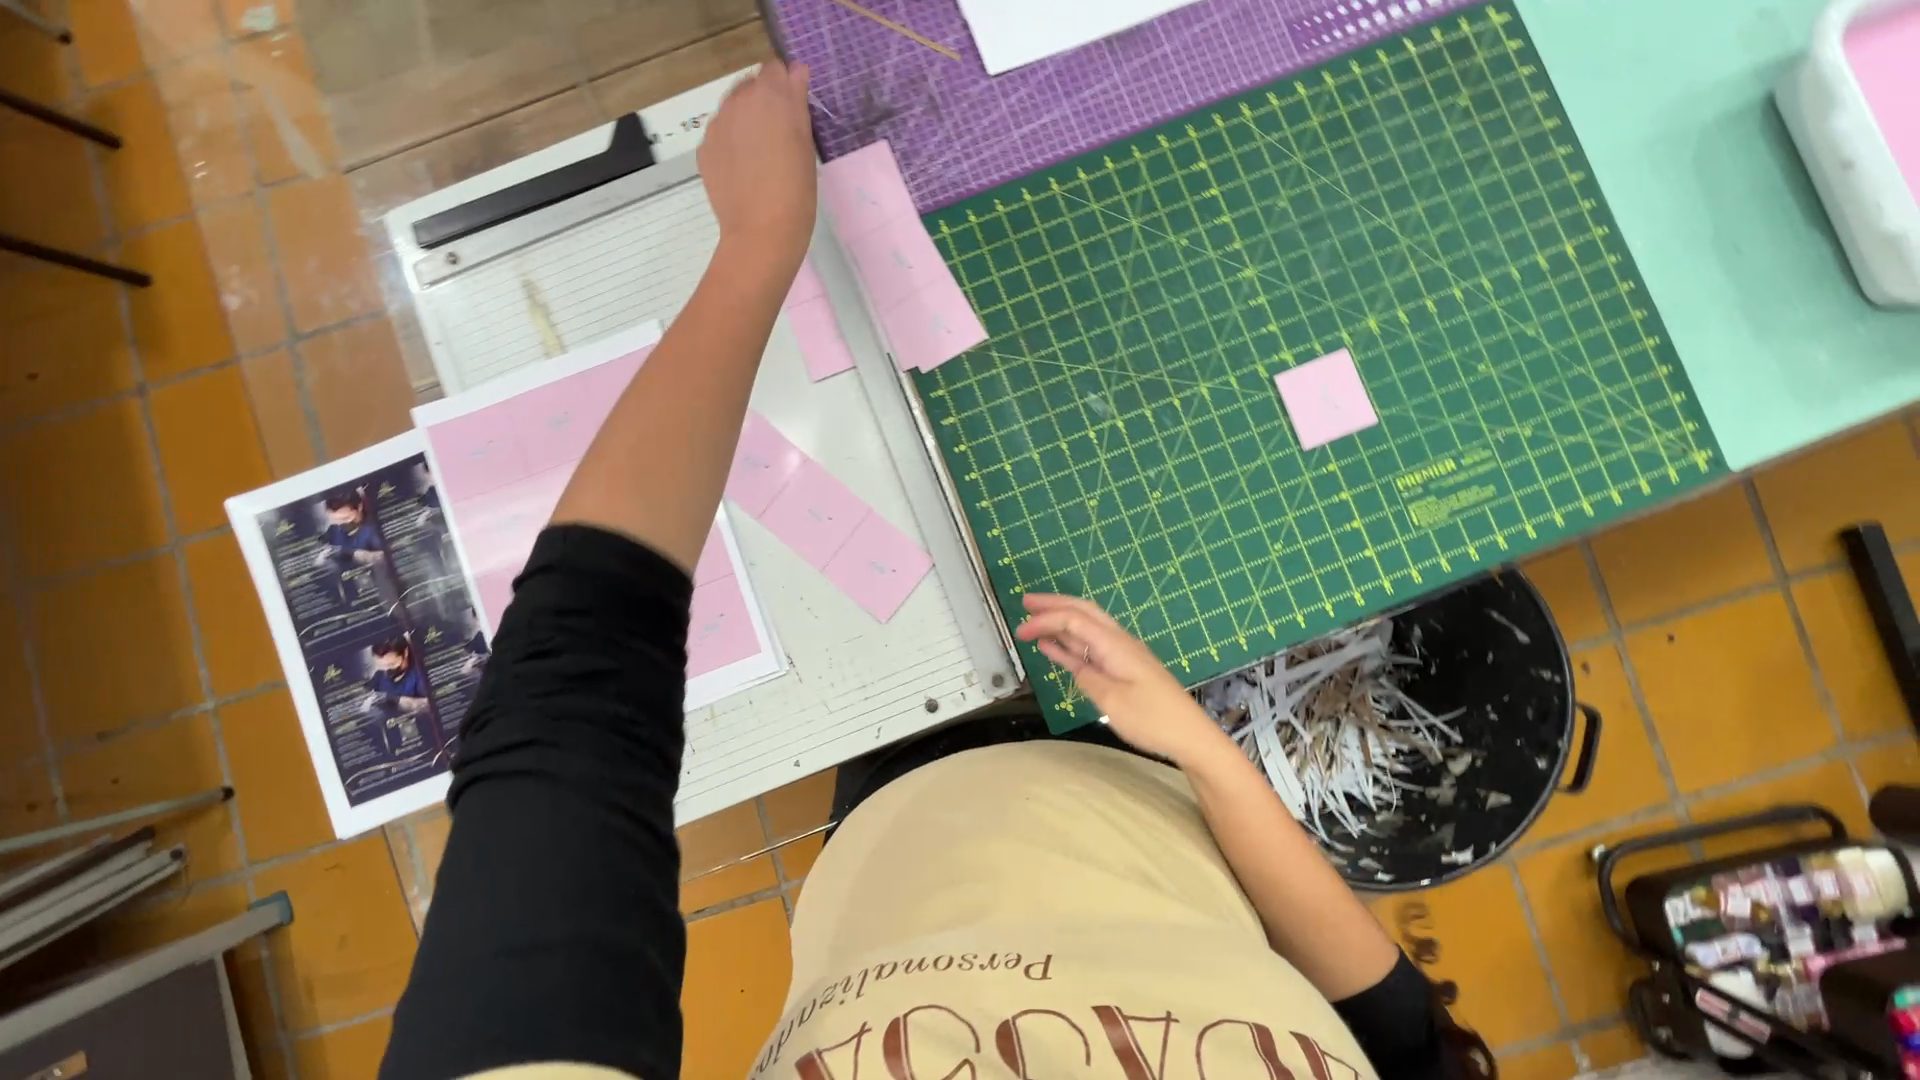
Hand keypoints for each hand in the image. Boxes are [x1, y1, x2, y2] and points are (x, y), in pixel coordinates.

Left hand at [699, 59, 816, 263]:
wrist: (761, 234)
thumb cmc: (796, 193)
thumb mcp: (806, 145)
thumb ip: (798, 102)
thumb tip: (796, 71)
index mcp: (770, 96)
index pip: (775, 68)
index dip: (786, 86)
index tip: (795, 109)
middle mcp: (738, 101)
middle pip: (752, 87)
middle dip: (765, 104)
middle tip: (780, 139)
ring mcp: (717, 125)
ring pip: (734, 110)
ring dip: (747, 123)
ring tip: (761, 159)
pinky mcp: (705, 148)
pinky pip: (721, 135)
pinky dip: (732, 145)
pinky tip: (744, 172)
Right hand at [1015, 593, 1232, 767]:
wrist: (1189, 735)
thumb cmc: (1153, 720)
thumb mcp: (1113, 702)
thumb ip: (1088, 678)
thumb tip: (1073, 663)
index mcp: (1115, 645)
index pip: (1074, 620)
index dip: (1045, 620)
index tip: (1019, 630)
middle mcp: (1119, 642)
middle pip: (1083, 612)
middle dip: (1053, 605)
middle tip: (1025, 602)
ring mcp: (1122, 655)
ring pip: (1087, 627)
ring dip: (1061, 621)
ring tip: (1034, 620)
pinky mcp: (1124, 669)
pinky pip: (1092, 647)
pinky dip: (1071, 644)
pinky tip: (1055, 647)